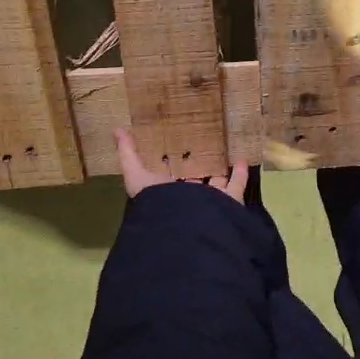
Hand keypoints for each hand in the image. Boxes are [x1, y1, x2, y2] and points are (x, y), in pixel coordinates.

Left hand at [114, 128, 248, 203]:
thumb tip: (117, 129)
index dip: (170, 162)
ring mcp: (209, 202)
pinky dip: (240, 173)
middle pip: (193, 179)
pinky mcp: (228, 202)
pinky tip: (242, 159)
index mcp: (166, 195)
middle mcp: (188, 200)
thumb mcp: (137, 176)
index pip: (168, 176)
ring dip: (219, 168)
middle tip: (202, 145)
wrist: (185, 229)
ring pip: (216, 182)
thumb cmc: (158, 203)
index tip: (174, 144)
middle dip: (196, 165)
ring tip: (223, 152)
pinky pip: (236, 185)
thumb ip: (129, 154)